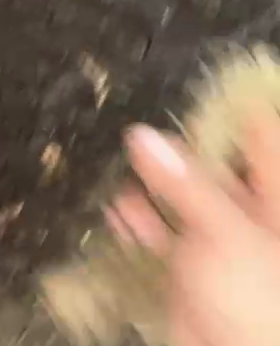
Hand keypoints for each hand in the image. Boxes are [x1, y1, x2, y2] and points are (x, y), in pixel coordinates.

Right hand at [104, 115, 279, 344]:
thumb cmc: (259, 301)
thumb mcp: (226, 235)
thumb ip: (185, 184)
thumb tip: (143, 133)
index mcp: (277, 210)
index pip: (263, 147)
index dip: (235, 114)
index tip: (208, 82)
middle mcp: (259, 224)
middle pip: (223, 171)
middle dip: (184, 145)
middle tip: (148, 112)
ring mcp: (226, 246)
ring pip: (188, 198)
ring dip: (154, 180)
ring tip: (124, 155)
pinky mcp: (194, 265)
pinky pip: (164, 229)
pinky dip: (140, 215)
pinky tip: (119, 205)